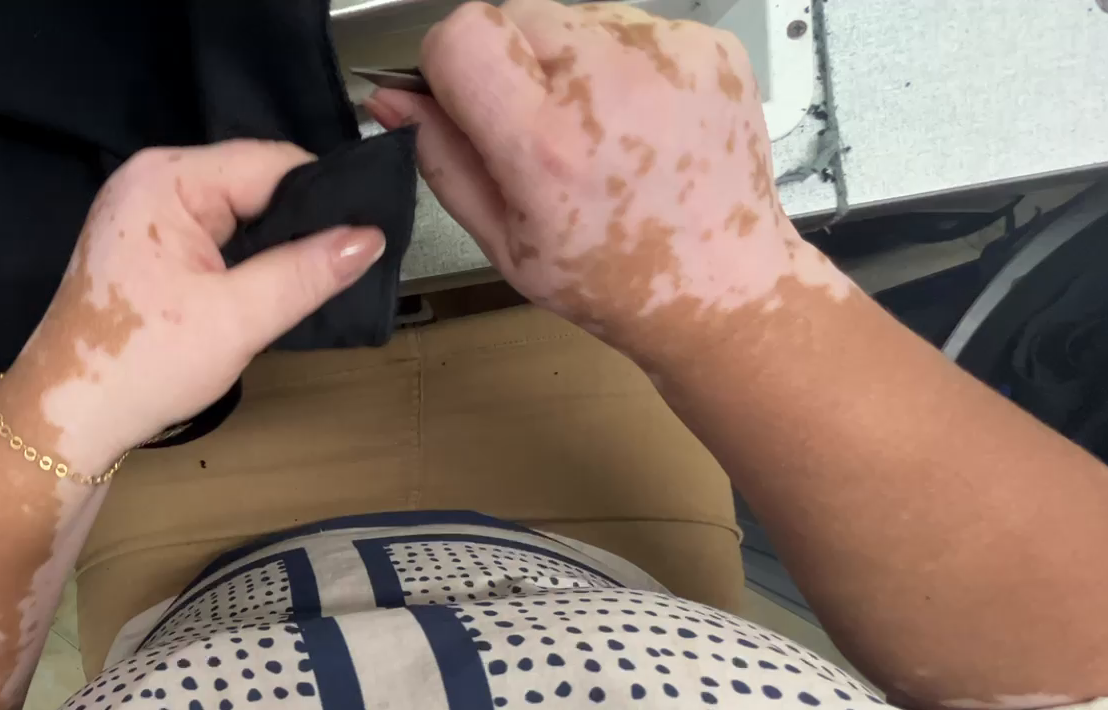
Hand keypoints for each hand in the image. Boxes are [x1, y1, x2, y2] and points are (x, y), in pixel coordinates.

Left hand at [0, 141, 385, 474]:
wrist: (72, 417)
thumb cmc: (143, 366)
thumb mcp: (236, 319)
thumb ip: (305, 274)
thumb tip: (371, 238)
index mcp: (166, 178)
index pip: (270, 163)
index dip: (323, 197)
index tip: (366, 235)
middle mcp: (150, 182)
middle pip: (251, 186)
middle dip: (296, 227)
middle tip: (342, 268)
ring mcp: (142, 216)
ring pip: (234, 218)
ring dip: (269, 251)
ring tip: (309, 284)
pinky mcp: (143, 250)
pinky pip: (210, 241)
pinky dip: (240, 265)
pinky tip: (261, 293)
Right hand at [365, 0, 847, 364]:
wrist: (714, 283)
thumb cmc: (605, 279)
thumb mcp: (500, 241)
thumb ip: (443, 161)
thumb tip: (393, 102)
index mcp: (547, 143)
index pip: (463, 34)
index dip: (445, 64)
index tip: (459, 101)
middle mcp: (610, 80)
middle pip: (509, 11)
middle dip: (501, 64)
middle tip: (525, 131)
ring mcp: (666, 51)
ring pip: (566, 14)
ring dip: (555, 63)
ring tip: (584, 135)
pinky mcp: (703, 40)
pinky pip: (623, 25)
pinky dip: (607, 65)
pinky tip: (625, 126)